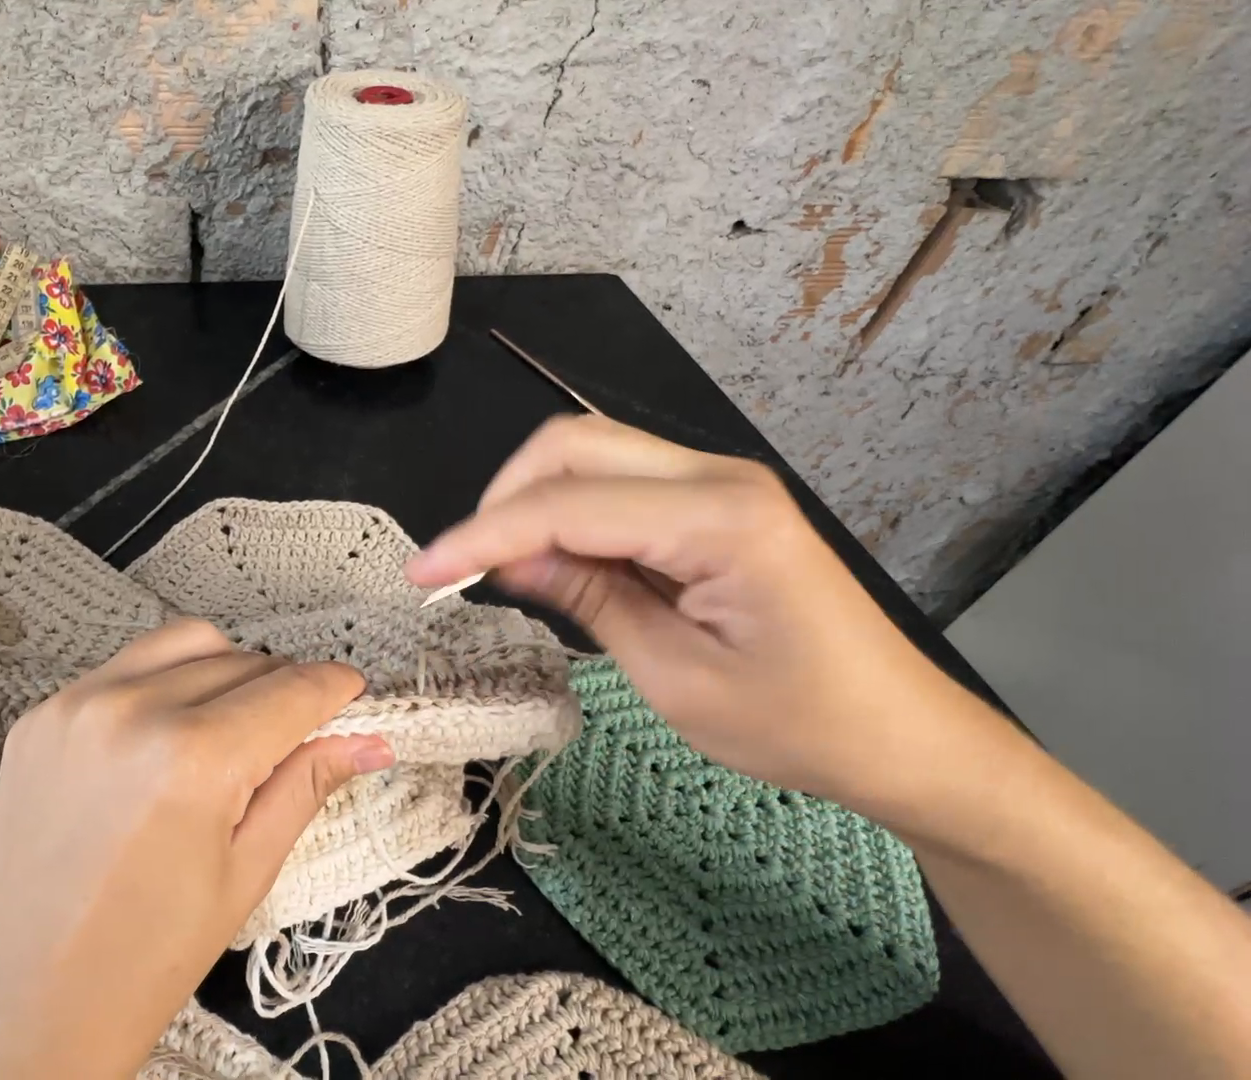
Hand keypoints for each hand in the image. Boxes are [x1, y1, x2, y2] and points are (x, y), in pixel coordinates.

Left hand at [0, 619, 389, 1079]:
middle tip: (296, 733)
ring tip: (232, 727)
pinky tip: (168, 737)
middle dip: (284, 687)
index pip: (290, 690)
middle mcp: (129, 711)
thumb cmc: (144, 961)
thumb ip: (307, 785)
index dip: (335, 687)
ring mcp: (74, 706)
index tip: (354, 693)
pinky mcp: (39, 717)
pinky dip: (164, 683)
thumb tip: (369, 740)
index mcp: (192, 759)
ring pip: (183, 643)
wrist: (24, 1009)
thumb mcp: (246, 873)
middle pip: (242, 660)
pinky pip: (124, 668)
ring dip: (226, 669)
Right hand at [404, 414, 1001, 813]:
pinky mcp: (712, 500)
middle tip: (464, 567)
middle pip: (573, 444)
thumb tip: (507, 557)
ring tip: (504, 567)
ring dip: (530, 498)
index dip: (481, 536)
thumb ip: (587, 599)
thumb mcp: (672, 676)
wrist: (899, 735)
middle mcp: (717, 475)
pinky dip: (567, 512)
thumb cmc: (795, 725)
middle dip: (502, 498)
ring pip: (590, 452)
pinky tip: (552, 560)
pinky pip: (617, 483)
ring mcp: (717, 480)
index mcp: (718, 519)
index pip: (567, 505)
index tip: (419, 574)